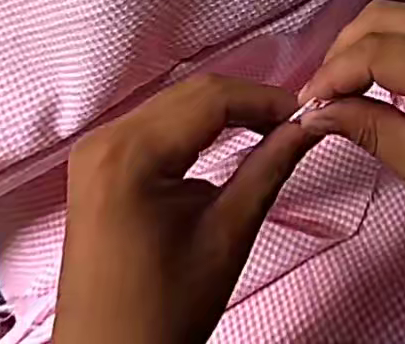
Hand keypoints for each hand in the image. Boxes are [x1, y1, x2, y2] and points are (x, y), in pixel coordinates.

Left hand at [53, 74, 318, 343]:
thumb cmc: (166, 310)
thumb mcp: (227, 236)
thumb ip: (269, 168)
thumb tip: (307, 125)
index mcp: (131, 154)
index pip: (211, 99)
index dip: (263, 99)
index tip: (304, 112)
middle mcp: (106, 136)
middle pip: (192, 95)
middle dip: (247, 102)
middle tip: (291, 120)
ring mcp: (97, 145)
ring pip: (177, 102)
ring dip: (225, 109)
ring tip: (268, 125)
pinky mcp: (98, 158)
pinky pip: (158, 120)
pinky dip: (197, 122)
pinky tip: (227, 132)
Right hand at [294, 0, 404, 268]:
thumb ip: (372, 131)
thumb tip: (315, 113)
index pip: (378, 51)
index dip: (333, 75)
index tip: (304, 106)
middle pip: (383, 18)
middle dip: (342, 53)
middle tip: (319, 98)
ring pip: (396, 15)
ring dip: (360, 46)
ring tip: (338, 90)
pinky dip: (384, 46)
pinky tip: (369, 77)